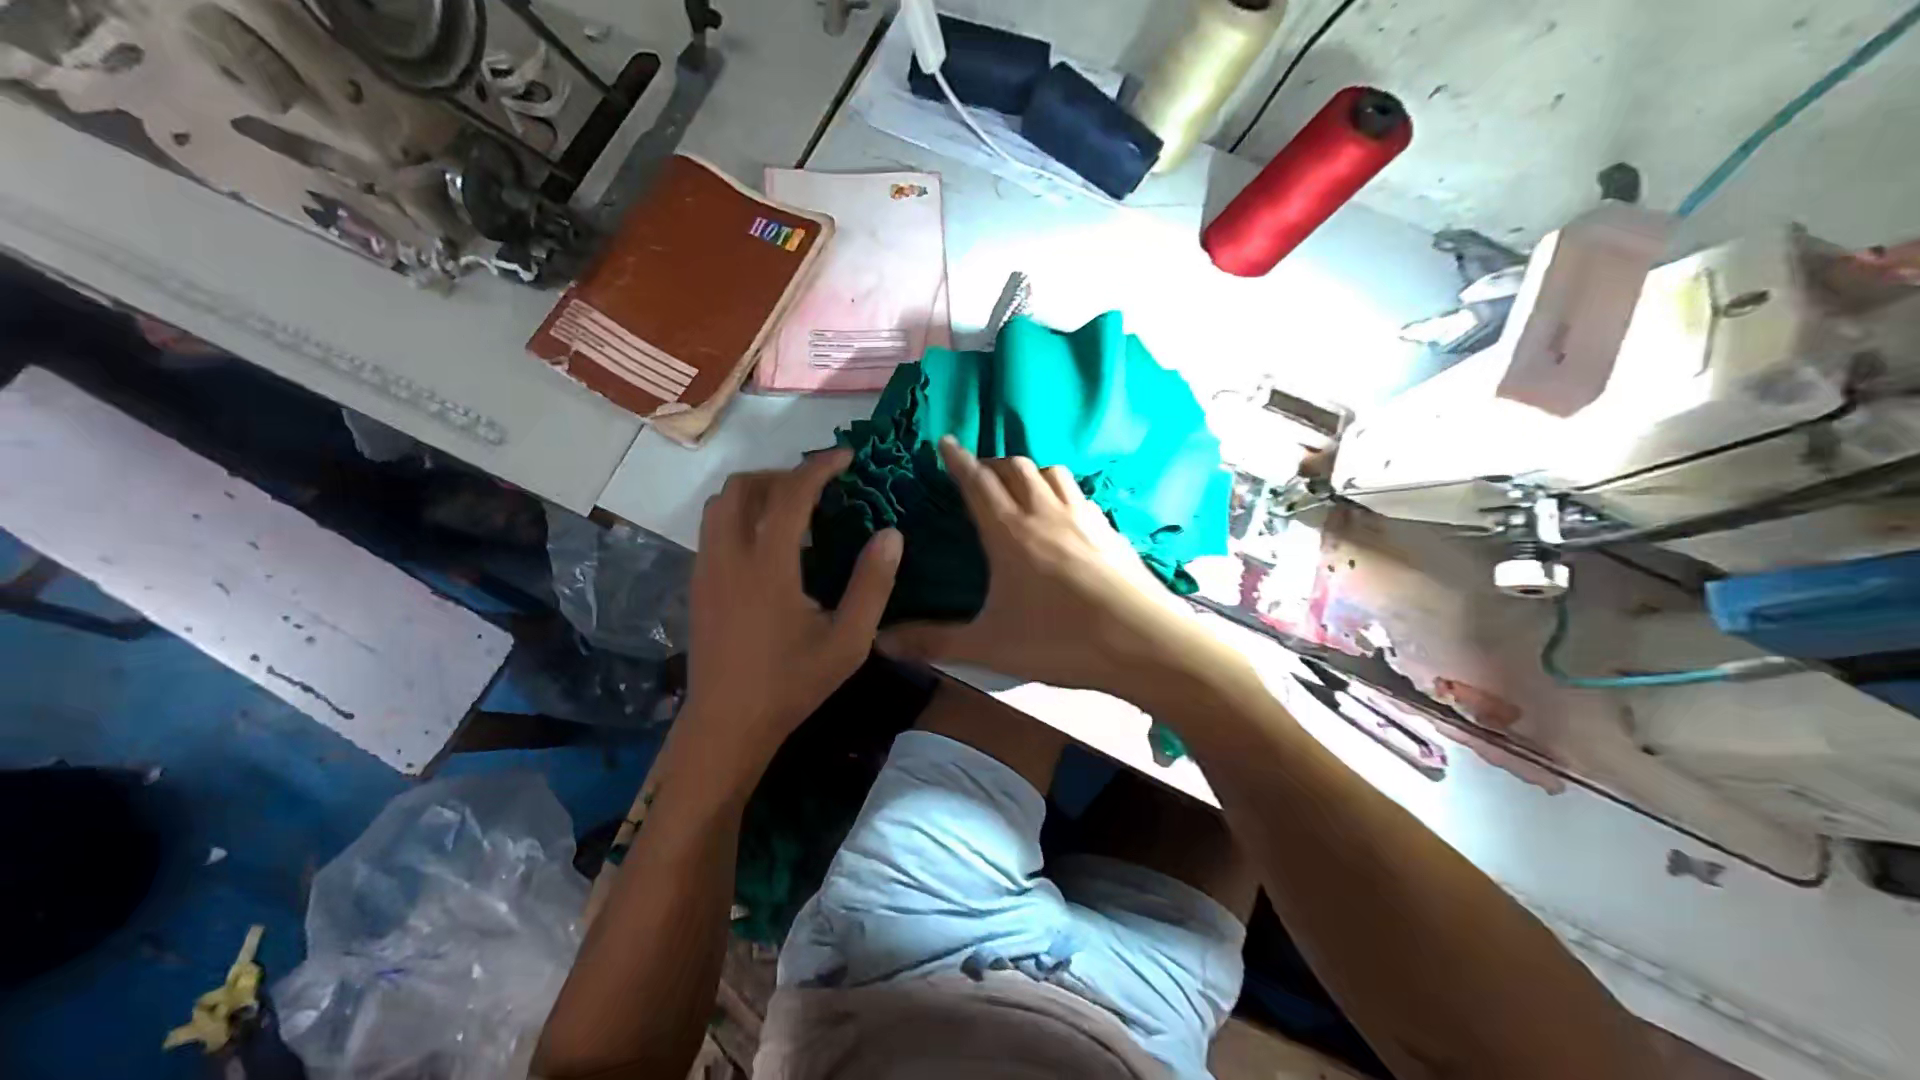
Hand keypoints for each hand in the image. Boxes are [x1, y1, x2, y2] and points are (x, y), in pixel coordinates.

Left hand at [684, 450, 900, 760]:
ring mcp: (706, 567)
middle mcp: (729, 555)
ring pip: (720, 504)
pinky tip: (768, 544)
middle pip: (743, 486)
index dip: (819, 468)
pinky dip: (741, 515)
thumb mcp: (848, 641)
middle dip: (781, 474)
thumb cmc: (792, 683)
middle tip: (817, 487)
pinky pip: (713, 527)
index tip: (845, 457)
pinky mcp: (697, 582)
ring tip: (793, 510)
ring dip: (756, 492)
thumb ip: (872, 585)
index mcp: (767, 566)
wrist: (727, 722)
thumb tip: (891, 534)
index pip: (790, 495)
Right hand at [878, 437, 1234, 702]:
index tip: (947, 441)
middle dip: (991, 463)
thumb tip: (879, 642)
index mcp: (1009, 532)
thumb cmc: (1059, 641)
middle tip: (978, 477)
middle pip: (1015, 466)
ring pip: (1052, 472)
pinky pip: (1080, 494)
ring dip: (1030, 471)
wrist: (1143, 643)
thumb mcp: (988, 645)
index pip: (976, 482)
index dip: (958, 460)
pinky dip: (1062, 491)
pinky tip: (1064, 516)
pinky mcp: (1110, 530)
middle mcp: (1045, 513)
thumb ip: (933, 641)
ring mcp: (1083, 518)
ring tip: (1020, 489)